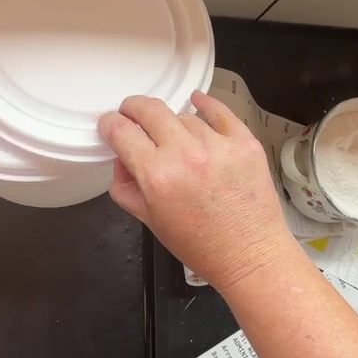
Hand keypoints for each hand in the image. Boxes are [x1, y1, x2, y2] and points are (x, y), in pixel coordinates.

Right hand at [98, 92, 298, 291]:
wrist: (248, 255)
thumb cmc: (200, 244)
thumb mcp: (149, 220)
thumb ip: (125, 187)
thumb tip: (122, 159)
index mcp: (157, 176)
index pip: (121, 131)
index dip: (109, 124)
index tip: (110, 124)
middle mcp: (185, 154)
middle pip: (149, 109)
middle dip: (133, 108)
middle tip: (131, 114)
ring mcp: (218, 145)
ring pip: (182, 116)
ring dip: (174, 125)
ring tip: (179, 146)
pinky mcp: (244, 142)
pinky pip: (219, 111)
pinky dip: (205, 105)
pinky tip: (197, 103)